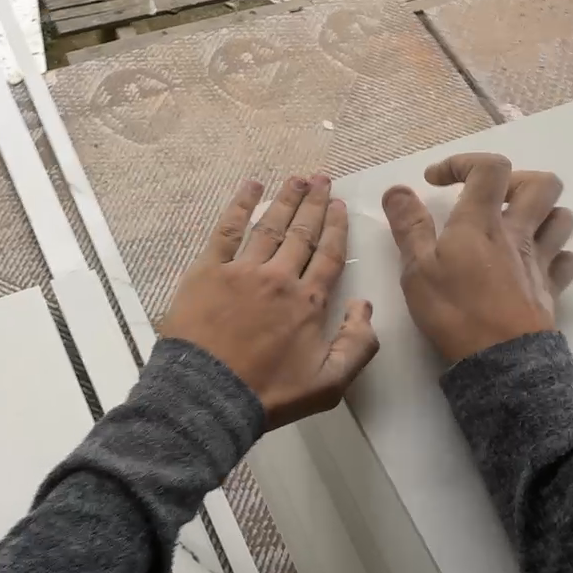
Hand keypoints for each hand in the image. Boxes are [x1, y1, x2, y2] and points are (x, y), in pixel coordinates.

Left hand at [161, 175, 379, 429]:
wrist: (210, 393)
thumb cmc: (269, 392)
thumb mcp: (329, 384)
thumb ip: (358, 345)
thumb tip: (365, 305)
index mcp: (308, 302)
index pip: (328, 256)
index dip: (336, 229)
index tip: (339, 206)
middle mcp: (279, 278)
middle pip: (301, 234)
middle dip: (313, 204)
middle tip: (321, 179)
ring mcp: (242, 271)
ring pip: (269, 227)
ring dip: (285, 200)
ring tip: (296, 179)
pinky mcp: (207, 271)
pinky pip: (226, 230)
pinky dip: (239, 205)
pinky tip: (250, 187)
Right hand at [381, 154, 572, 363]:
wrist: (501, 359)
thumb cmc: (453, 310)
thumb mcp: (416, 268)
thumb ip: (408, 226)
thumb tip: (397, 189)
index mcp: (481, 222)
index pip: (488, 168)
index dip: (463, 163)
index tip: (436, 181)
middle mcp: (518, 232)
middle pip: (541, 183)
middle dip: (514, 180)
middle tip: (485, 198)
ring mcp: (541, 259)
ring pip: (562, 217)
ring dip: (541, 213)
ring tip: (513, 225)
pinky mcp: (552, 287)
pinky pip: (567, 258)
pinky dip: (554, 252)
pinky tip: (533, 261)